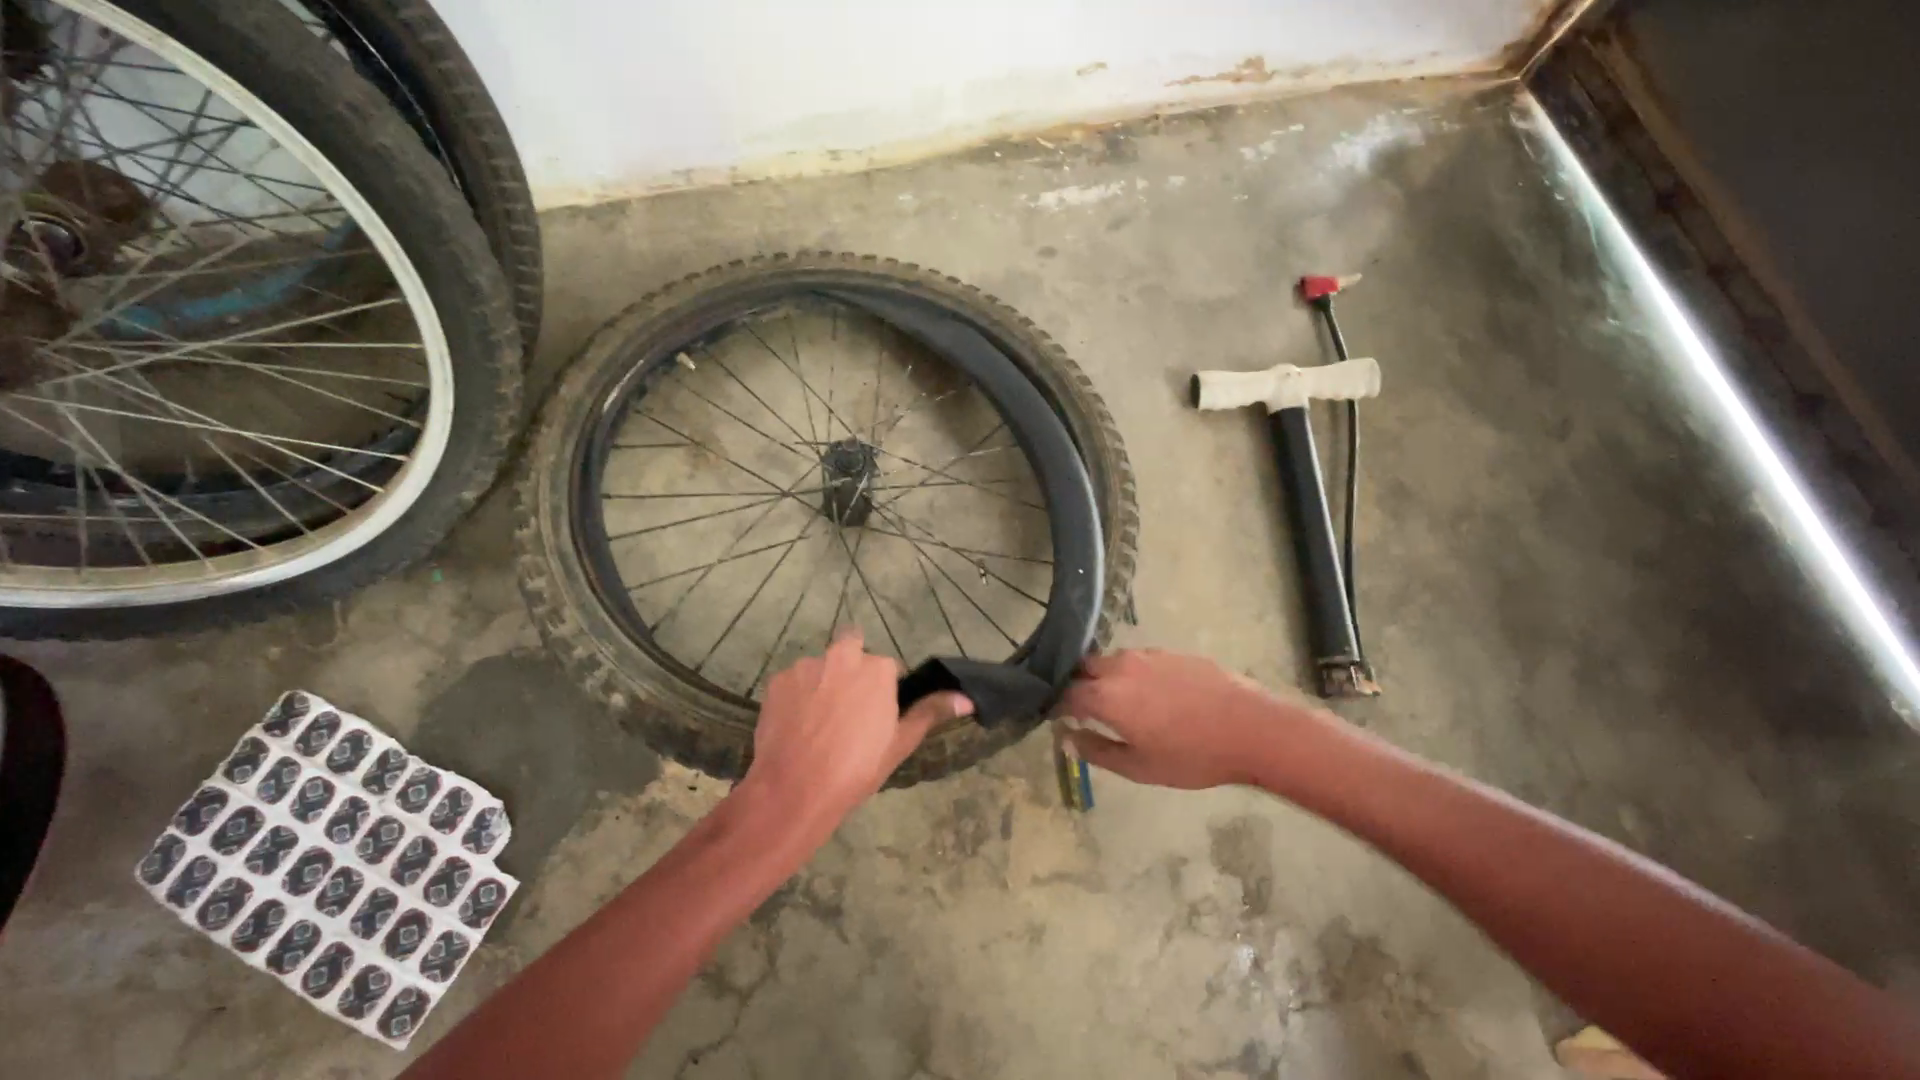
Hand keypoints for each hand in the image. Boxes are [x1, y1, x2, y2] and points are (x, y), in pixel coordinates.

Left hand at [745, 629, 971, 823]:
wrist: (794, 789)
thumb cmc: (856, 767)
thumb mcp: (900, 742)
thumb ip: (930, 712)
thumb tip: (967, 698)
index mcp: (877, 668)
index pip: (888, 668)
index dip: (884, 691)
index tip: (877, 716)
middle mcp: (841, 657)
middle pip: (851, 653)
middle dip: (851, 672)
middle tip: (848, 712)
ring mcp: (805, 667)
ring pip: (821, 668)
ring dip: (823, 684)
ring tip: (819, 724)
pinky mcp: (777, 681)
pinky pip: (794, 683)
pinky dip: (798, 698)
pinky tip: (797, 727)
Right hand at [1058, 649, 1317, 788]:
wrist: (1252, 728)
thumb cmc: (1192, 755)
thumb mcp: (1139, 766)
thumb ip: (1097, 751)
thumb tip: (1066, 739)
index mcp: (1106, 696)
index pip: (1065, 694)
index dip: (1055, 706)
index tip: (1054, 718)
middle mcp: (1121, 666)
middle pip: (1084, 668)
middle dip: (1076, 684)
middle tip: (1081, 708)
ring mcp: (1149, 655)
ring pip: (1112, 661)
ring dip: (1105, 677)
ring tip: (1118, 703)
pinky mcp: (1173, 652)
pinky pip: (1140, 660)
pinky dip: (1132, 674)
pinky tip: (1151, 695)